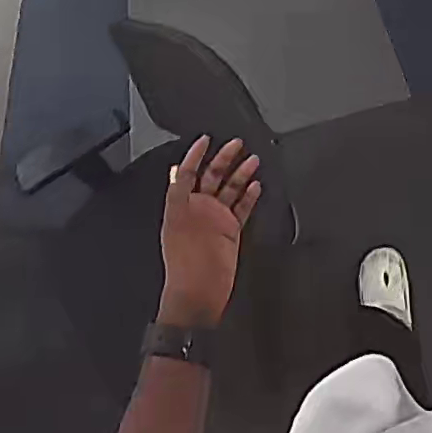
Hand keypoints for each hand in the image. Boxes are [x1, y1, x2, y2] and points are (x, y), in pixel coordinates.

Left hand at [158, 136, 261, 328]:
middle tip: (236, 143)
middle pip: (213, 176)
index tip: (205, 139)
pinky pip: (241, 209)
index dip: (195, 153)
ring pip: (230, 190)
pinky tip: (256, 186)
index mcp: (181, 203)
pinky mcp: (230, 231)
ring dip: (241, 174)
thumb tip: (176, 168)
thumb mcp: (176, 219)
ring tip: (253, 160)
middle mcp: (199, 208)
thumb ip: (178, 192)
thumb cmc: (183, 263)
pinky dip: (249, 197)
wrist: (198, 294)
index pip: (188, 171)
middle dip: (224, 158)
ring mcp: (216, 219)